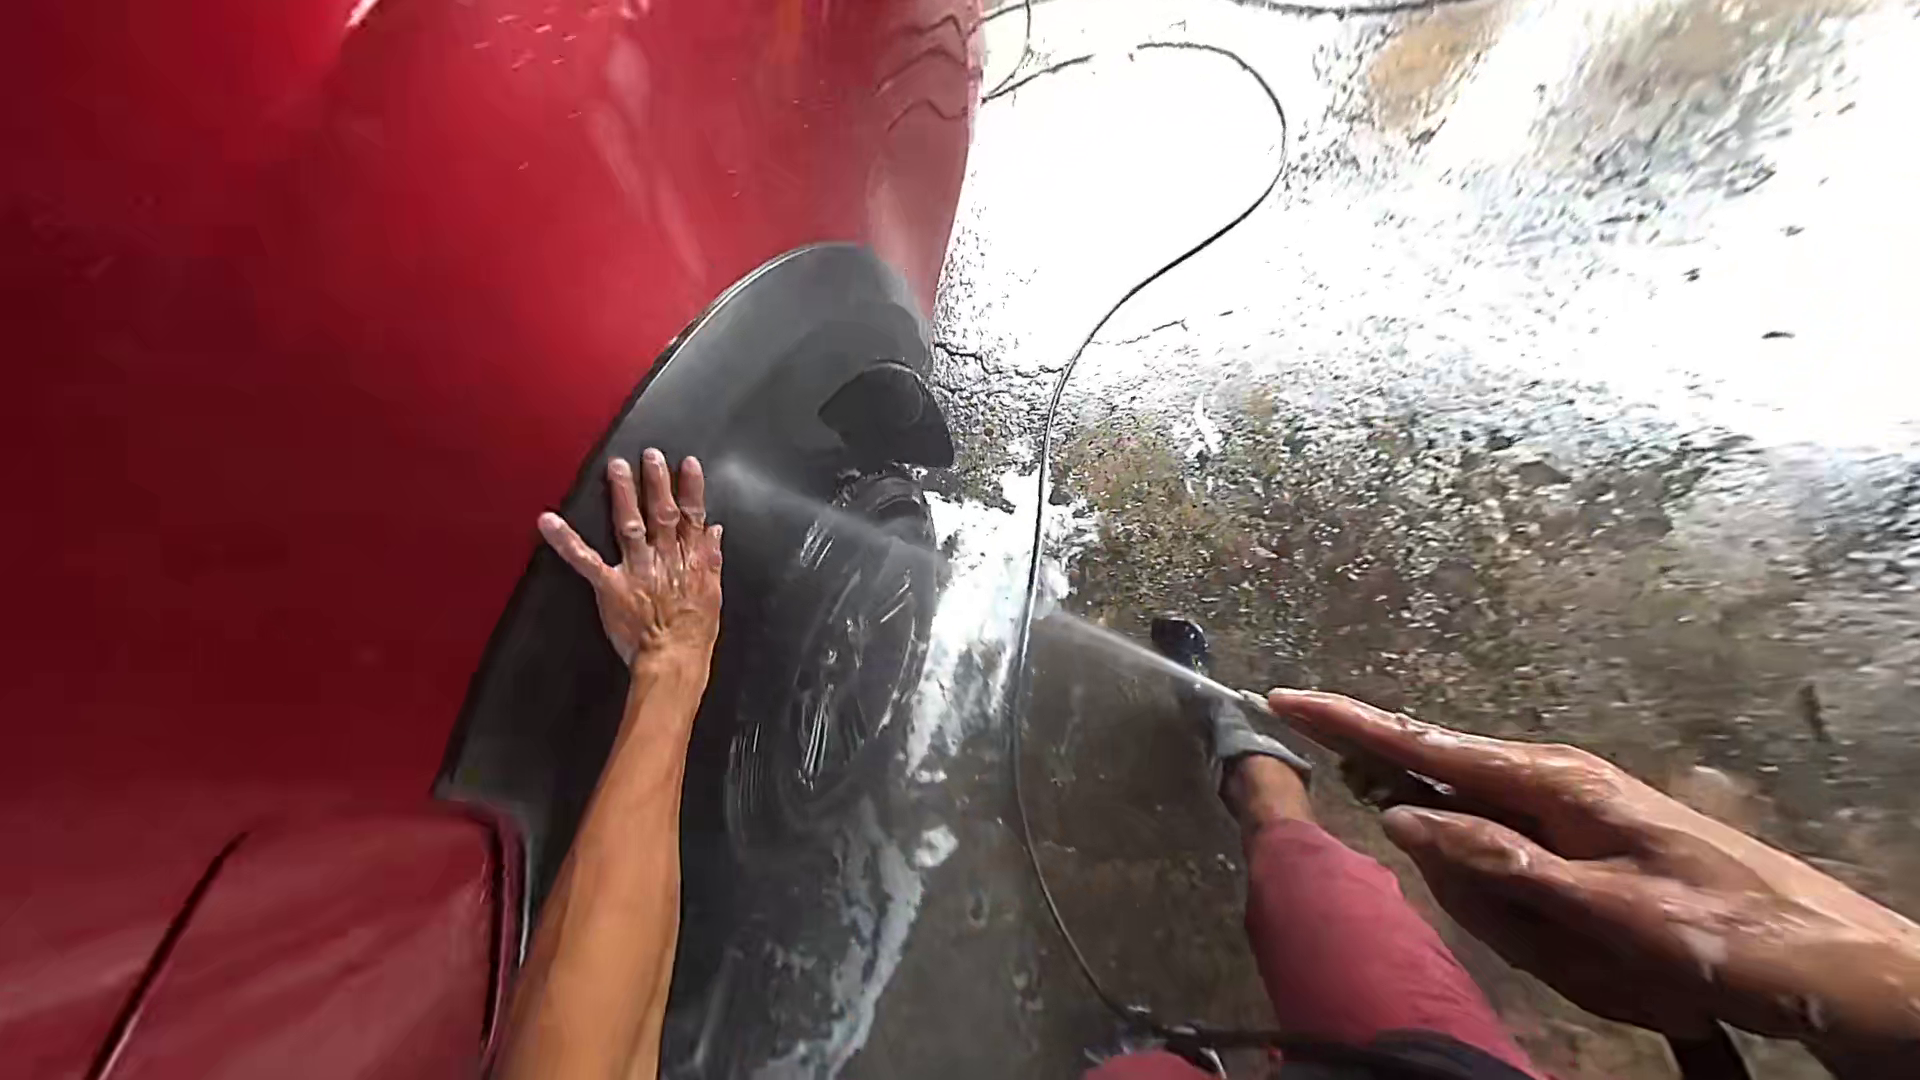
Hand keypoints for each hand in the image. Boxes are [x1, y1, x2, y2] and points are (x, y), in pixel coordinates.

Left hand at [538, 449, 722, 670]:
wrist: (673, 660)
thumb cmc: (696, 630)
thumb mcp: (714, 591)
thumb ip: (712, 558)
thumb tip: (714, 528)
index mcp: (692, 560)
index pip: (693, 517)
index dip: (691, 489)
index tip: (687, 464)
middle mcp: (666, 559)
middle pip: (662, 514)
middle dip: (657, 483)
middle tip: (649, 455)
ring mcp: (638, 570)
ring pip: (630, 526)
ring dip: (623, 496)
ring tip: (616, 468)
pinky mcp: (611, 587)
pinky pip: (586, 561)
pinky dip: (566, 541)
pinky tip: (549, 520)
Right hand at [1267, 689, 1919, 1047]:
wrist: (1866, 978)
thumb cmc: (1744, 937)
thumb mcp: (1620, 914)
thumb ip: (1498, 860)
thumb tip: (1397, 818)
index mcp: (1542, 778)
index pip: (1413, 739)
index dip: (1342, 720)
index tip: (1283, 699)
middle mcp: (1533, 779)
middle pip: (1438, 811)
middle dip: (1466, 876)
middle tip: (1550, 936)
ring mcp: (1547, 808)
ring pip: (1467, 854)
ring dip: (1513, 915)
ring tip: (1606, 962)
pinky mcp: (1558, 838)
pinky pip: (1499, 871)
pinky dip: (1529, 919)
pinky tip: (1595, 950)